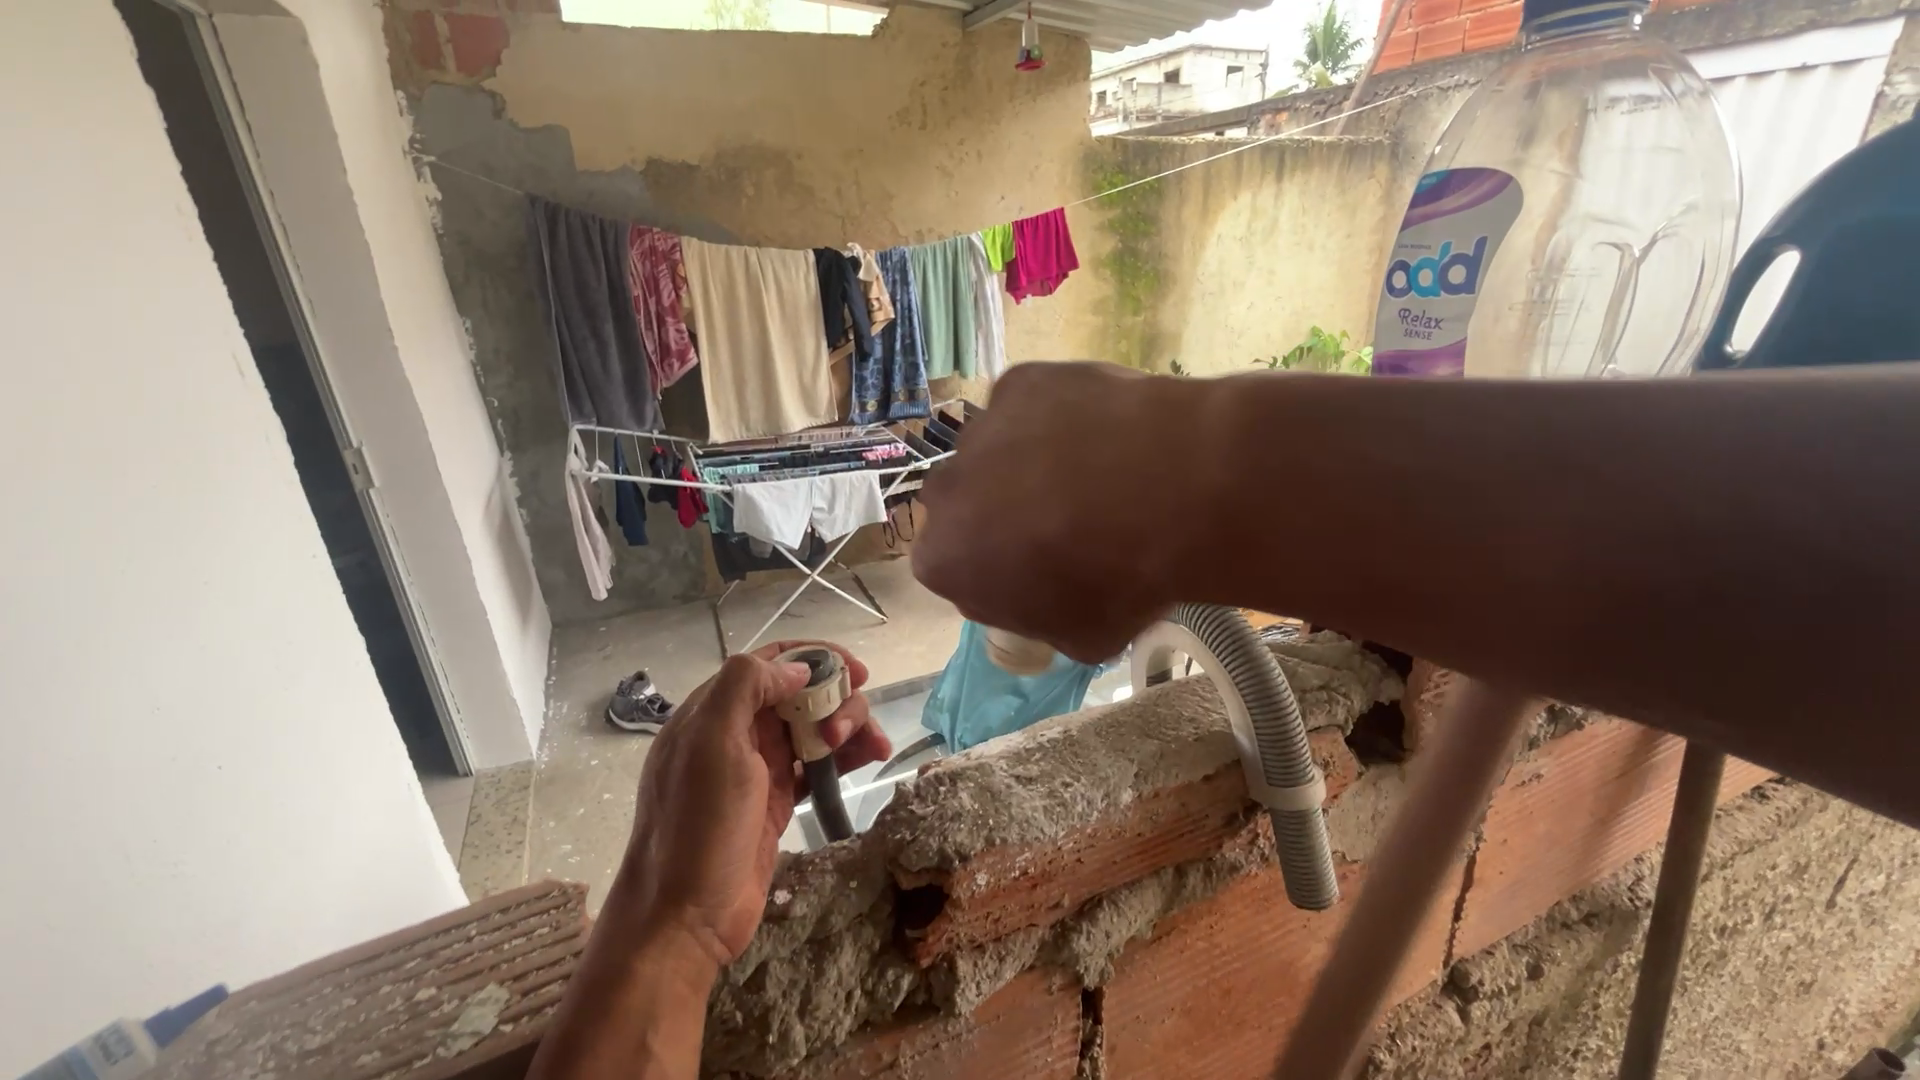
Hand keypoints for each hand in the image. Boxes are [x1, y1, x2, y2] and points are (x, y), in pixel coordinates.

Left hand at [608, 642, 891, 966]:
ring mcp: (759, 768)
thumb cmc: (697, 826)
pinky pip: (819, 764)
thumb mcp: (712, 744)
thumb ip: (747, 688)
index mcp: (715, 710)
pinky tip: (871, 760)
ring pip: (814, 727)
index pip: (770, 661)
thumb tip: (798, 670)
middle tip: (845, 732)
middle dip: (836, 699)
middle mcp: (738, 731)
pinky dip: (846, 756)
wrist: (683, 918)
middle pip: (801, 692)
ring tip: (873, 751)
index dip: (816, 658)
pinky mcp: (777, 801)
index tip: (856, 672)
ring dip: (849, 727)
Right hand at [914, 362, 1218, 662]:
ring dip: (1026, 461)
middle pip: (963, 502)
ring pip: (995, 448)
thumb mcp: (1079, 637)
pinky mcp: (1020, 382)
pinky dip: (1057, 416)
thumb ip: (1039, 616)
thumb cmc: (1119, 583)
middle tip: (1060, 520)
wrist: (1172, 494)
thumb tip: (1044, 596)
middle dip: (997, 510)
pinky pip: (1031, 404)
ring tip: (1094, 472)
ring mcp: (980, 429)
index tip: (1034, 569)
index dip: (992, 569)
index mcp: (944, 560)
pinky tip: (1103, 433)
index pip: (953, 566)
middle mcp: (945, 490)